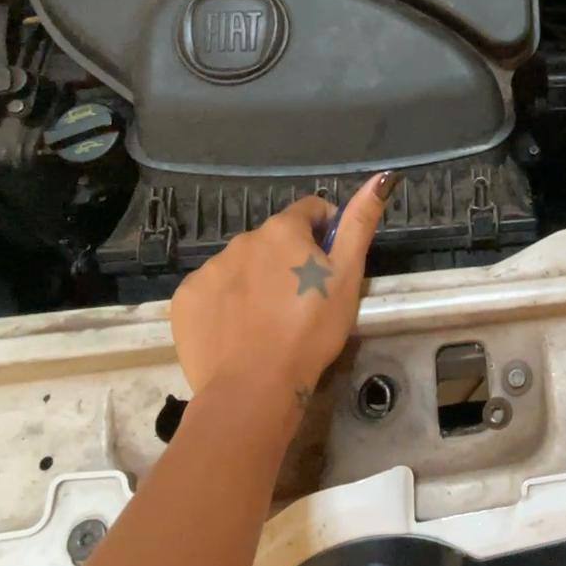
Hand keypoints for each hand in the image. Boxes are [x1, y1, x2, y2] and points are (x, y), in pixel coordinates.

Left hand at [169, 172, 397, 410]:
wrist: (253, 388)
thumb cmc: (311, 329)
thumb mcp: (348, 275)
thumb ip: (361, 222)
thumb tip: (381, 177)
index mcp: (283, 230)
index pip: (311, 210)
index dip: (327, 232)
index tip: (331, 266)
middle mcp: (242, 239)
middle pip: (275, 238)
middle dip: (291, 258)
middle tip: (305, 299)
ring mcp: (209, 270)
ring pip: (244, 264)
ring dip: (259, 278)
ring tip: (272, 318)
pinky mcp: (184, 300)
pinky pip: (214, 289)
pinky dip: (228, 301)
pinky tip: (240, 328)